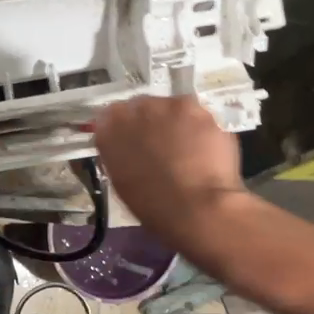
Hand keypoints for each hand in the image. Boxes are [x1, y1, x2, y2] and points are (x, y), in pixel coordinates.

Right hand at [92, 96, 249, 244]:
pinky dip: (198, 131)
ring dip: (175, 123)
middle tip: (158, 147)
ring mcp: (173, 106)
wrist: (195, 207)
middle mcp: (139, 107)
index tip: (129, 143)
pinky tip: (203, 152)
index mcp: (111, 127)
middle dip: (149, 123)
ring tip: (184, 150)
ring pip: (172, 109)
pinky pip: (196, 119)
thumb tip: (125, 147)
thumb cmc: (151, 204)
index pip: (110, 117)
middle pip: (142, 107)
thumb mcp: (121, 179)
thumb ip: (119, 153)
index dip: (122, 130)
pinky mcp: (203, 111)